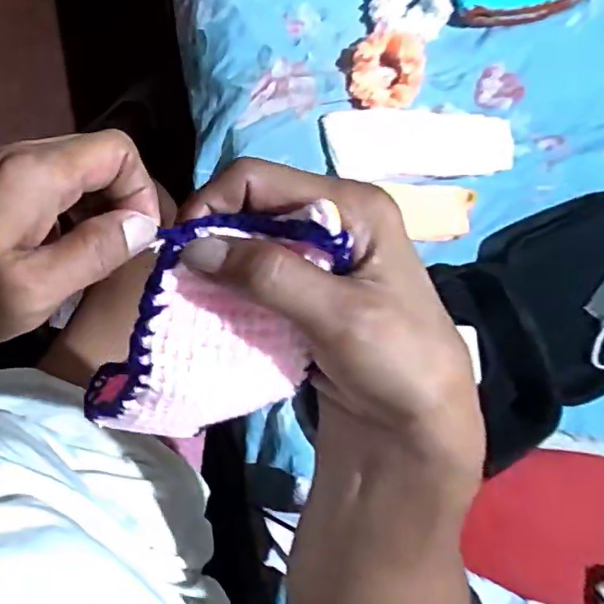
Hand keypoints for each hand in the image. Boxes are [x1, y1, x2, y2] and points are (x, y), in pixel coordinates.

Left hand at [0, 131, 164, 372]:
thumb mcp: (35, 289)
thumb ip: (95, 250)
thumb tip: (140, 222)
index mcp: (32, 171)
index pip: (117, 148)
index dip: (139, 191)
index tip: (132, 243)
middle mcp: (8, 155)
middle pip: (87, 157)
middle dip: (112, 202)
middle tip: (107, 258)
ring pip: (56, 173)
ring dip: (79, 212)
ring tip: (72, 265)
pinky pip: (25, 187)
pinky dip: (47, 215)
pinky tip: (35, 258)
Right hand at [179, 158, 481, 480]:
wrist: (417, 425)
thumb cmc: (396, 364)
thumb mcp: (338, 316)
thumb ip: (269, 275)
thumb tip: (192, 247)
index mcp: (350, 205)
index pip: (254, 179)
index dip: (210, 205)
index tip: (186, 251)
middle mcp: (328, 216)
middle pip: (242, 203)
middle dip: (207, 235)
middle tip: (187, 277)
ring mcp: (312, 250)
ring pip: (239, 236)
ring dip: (213, 262)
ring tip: (197, 294)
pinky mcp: (297, 281)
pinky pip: (245, 267)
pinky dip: (223, 282)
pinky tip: (218, 305)